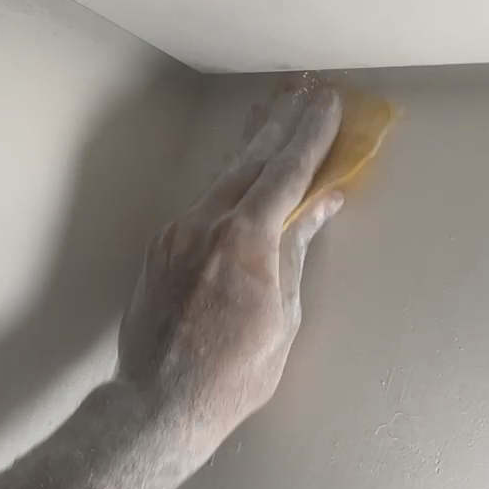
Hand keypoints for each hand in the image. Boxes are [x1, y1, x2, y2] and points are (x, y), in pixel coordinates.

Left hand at [115, 79, 343, 458]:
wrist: (159, 399)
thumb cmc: (233, 373)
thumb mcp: (282, 316)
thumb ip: (295, 251)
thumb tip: (320, 203)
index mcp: (244, 239)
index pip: (285, 173)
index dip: (310, 136)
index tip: (329, 103)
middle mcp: (204, 224)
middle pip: (249, 161)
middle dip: (280, 124)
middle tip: (303, 89)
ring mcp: (176, 233)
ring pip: (220, 177)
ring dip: (249, 145)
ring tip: (269, 112)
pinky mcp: (160, 246)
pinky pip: (200, 202)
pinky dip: (225, 180)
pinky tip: (237, 170)